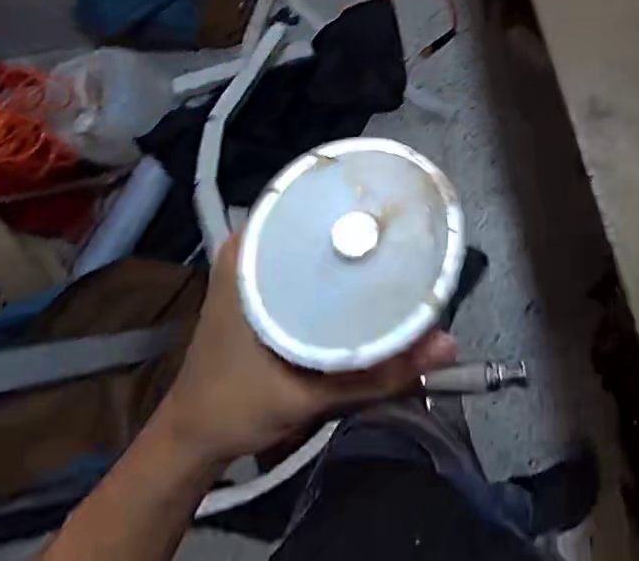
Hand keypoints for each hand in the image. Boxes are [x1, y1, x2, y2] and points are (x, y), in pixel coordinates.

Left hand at [157, 232, 458, 463]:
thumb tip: (446, 344)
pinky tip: (366, 277)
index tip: (398, 205)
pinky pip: (307, 261)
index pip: (307, 202)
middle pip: (317, 220)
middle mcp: (251, 248)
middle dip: (362, 224)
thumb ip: (381, 373)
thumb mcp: (311, 393)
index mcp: (250, 255)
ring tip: (397, 246)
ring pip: (314, 240)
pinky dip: (336, 268)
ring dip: (351, 246)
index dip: (354, 200)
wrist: (192, 439)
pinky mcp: (261, 284)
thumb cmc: (238, 406)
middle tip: (409, 230)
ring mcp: (253, 265)